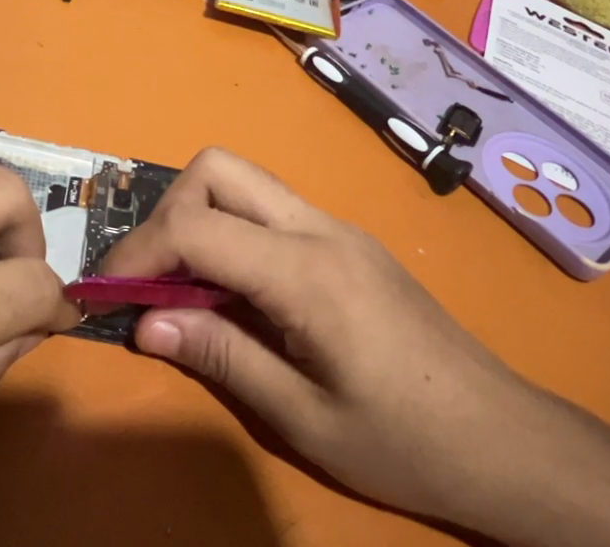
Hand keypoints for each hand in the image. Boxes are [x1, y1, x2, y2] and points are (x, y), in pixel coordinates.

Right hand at [100, 148, 535, 526]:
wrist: (503, 438)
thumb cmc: (403, 440)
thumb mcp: (301, 416)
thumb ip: (220, 356)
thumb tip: (144, 323)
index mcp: (307, 271)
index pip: (197, 224)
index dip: (138, 252)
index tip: (107, 294)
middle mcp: (321, 229)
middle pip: (220, 168)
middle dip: (169, 213)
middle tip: (152, 280)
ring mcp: (339, 229)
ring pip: (246, 182)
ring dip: (200, 219)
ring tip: (185, 289)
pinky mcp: (349, 243)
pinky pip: (272, 211)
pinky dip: (233, 233)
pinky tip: (234, 293)